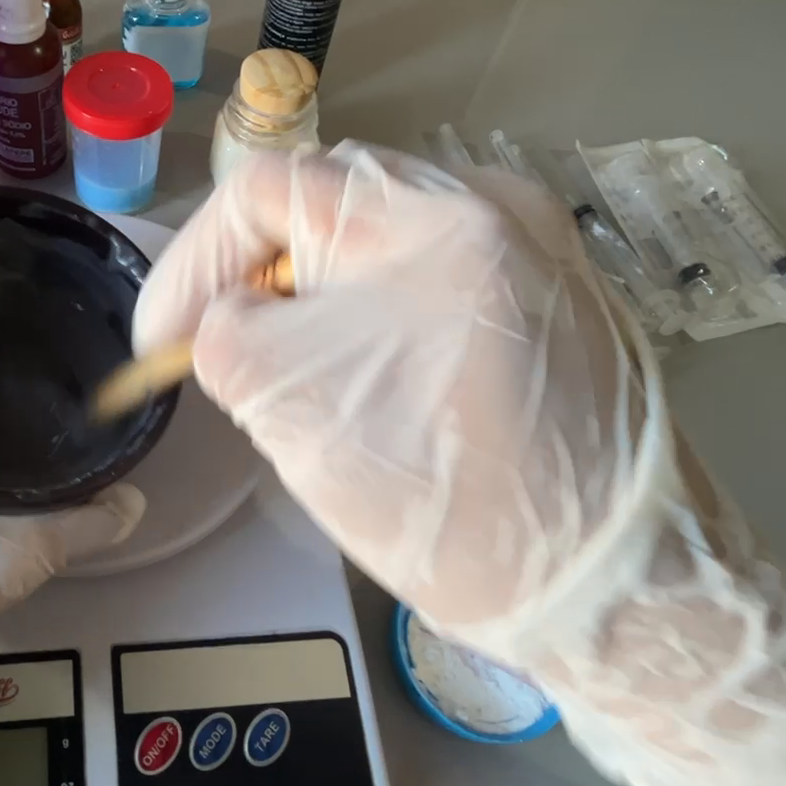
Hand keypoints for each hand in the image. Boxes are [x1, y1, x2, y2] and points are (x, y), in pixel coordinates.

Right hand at [134, 143, 785, 785]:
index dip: (193, 261)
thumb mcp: (296, 413)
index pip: (266, 192)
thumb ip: (229, 333)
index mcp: (431, 216)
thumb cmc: (450, 505)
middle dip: (254, 279)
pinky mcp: (541, 289)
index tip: (161, 337)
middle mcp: (488, 201)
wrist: (623, 593)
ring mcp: (524, 242)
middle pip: (320, 208)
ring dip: (309, 298)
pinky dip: (368, 312)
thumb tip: (227, 314)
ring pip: (367, 243)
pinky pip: (420, 273)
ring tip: (299, 371)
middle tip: (222, 347)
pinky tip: (372, 373)